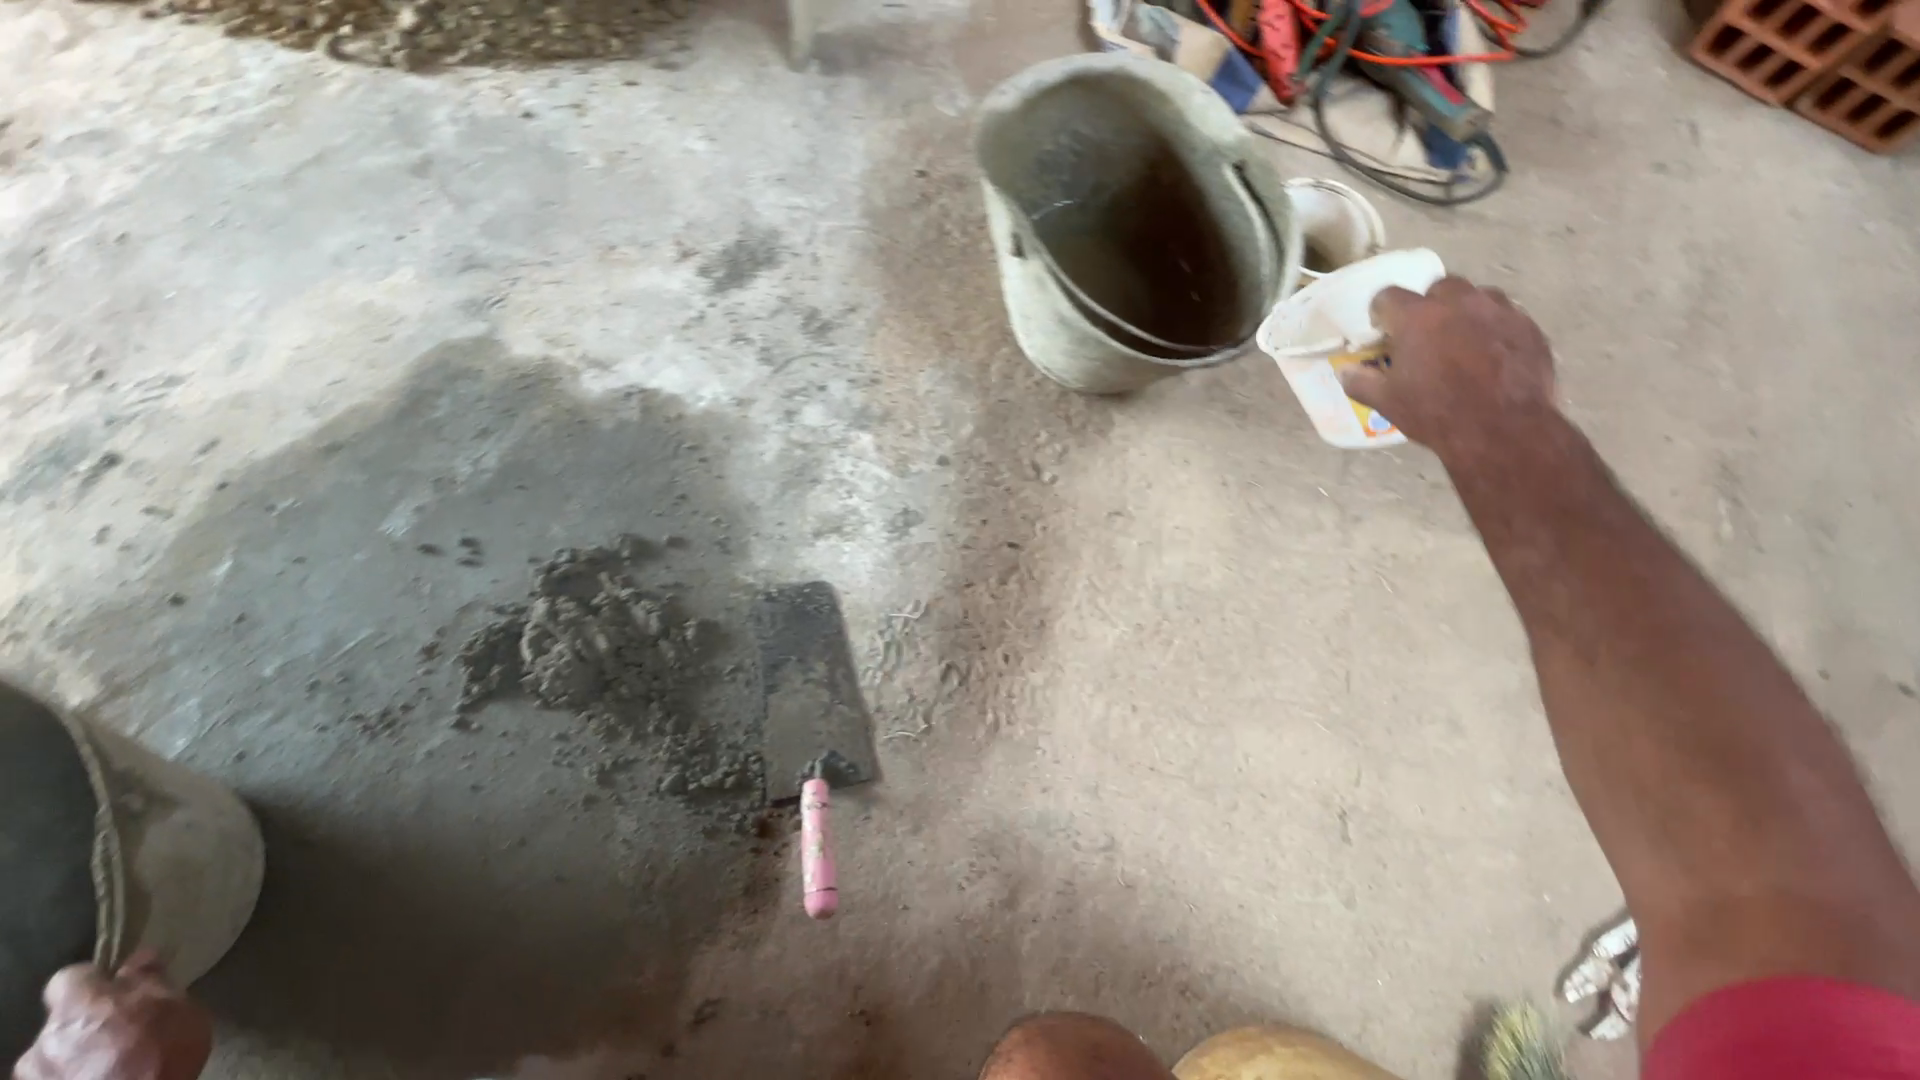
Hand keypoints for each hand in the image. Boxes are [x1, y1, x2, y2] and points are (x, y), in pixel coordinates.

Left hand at [13, 952, 210, 1079]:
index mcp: (78, 1006)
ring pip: (56, 1052)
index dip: (96, 978)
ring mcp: (33, 1076)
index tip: (123, 986)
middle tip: (126, 1030)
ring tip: (115, 1063)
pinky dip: (76, 1076)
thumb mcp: (176, 1005)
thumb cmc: (160, 1051)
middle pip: (63, 1019)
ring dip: (80, 1052)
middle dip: (90, 1021)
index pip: (69, 976)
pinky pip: (55, 1078)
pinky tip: (105, 1079)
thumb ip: (150, 980)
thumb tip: (139, 958)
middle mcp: (43, 1039)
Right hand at [1338, 276, 1558, 467]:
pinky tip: (1490, 356)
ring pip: (1477, 297)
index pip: (1388, 296)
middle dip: (1428, 306)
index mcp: (1417, 317)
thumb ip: (1360, 381)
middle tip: (1425, 336)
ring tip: (1461, 342)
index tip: (1382, 331)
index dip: (1381, 313)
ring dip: (1464, 312)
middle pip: (1438, 288)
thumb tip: (1346, 370)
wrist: (1501, 429)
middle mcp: (1459, 302)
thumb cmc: (1435, 412)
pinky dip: (1493, 329)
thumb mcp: (1386, 402)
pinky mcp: (1528, 327)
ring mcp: (1499, 311)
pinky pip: (1506, 317)